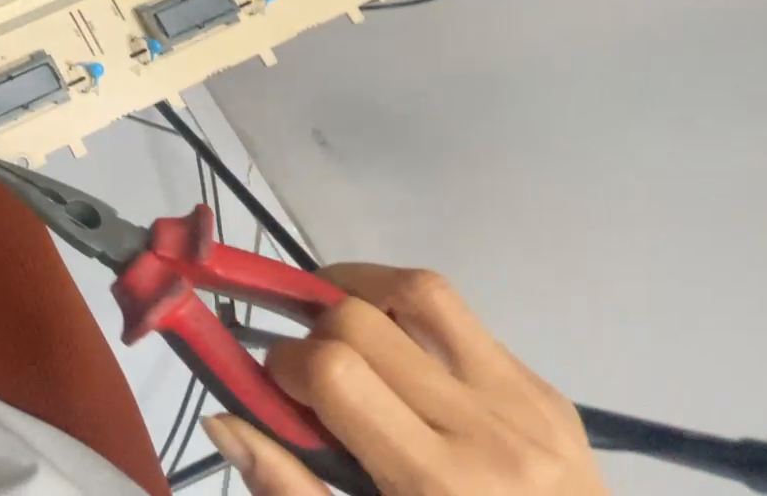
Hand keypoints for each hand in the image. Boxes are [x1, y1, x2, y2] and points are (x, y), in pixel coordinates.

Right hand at [201, 265, 607, 495]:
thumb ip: (289, 490)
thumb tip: (219, 420)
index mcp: (441, 483)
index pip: (335, 370)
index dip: (284, 365)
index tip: (279, 390)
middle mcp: (491, 432)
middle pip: (361, 319)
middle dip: (311, 330)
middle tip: (307, 367)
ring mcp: (528, 405)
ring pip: (418, 290)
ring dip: (358, 291)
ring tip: (336, 324)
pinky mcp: (547, 393)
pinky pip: (459, 318)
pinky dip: (405, 315)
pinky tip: (398, 358)